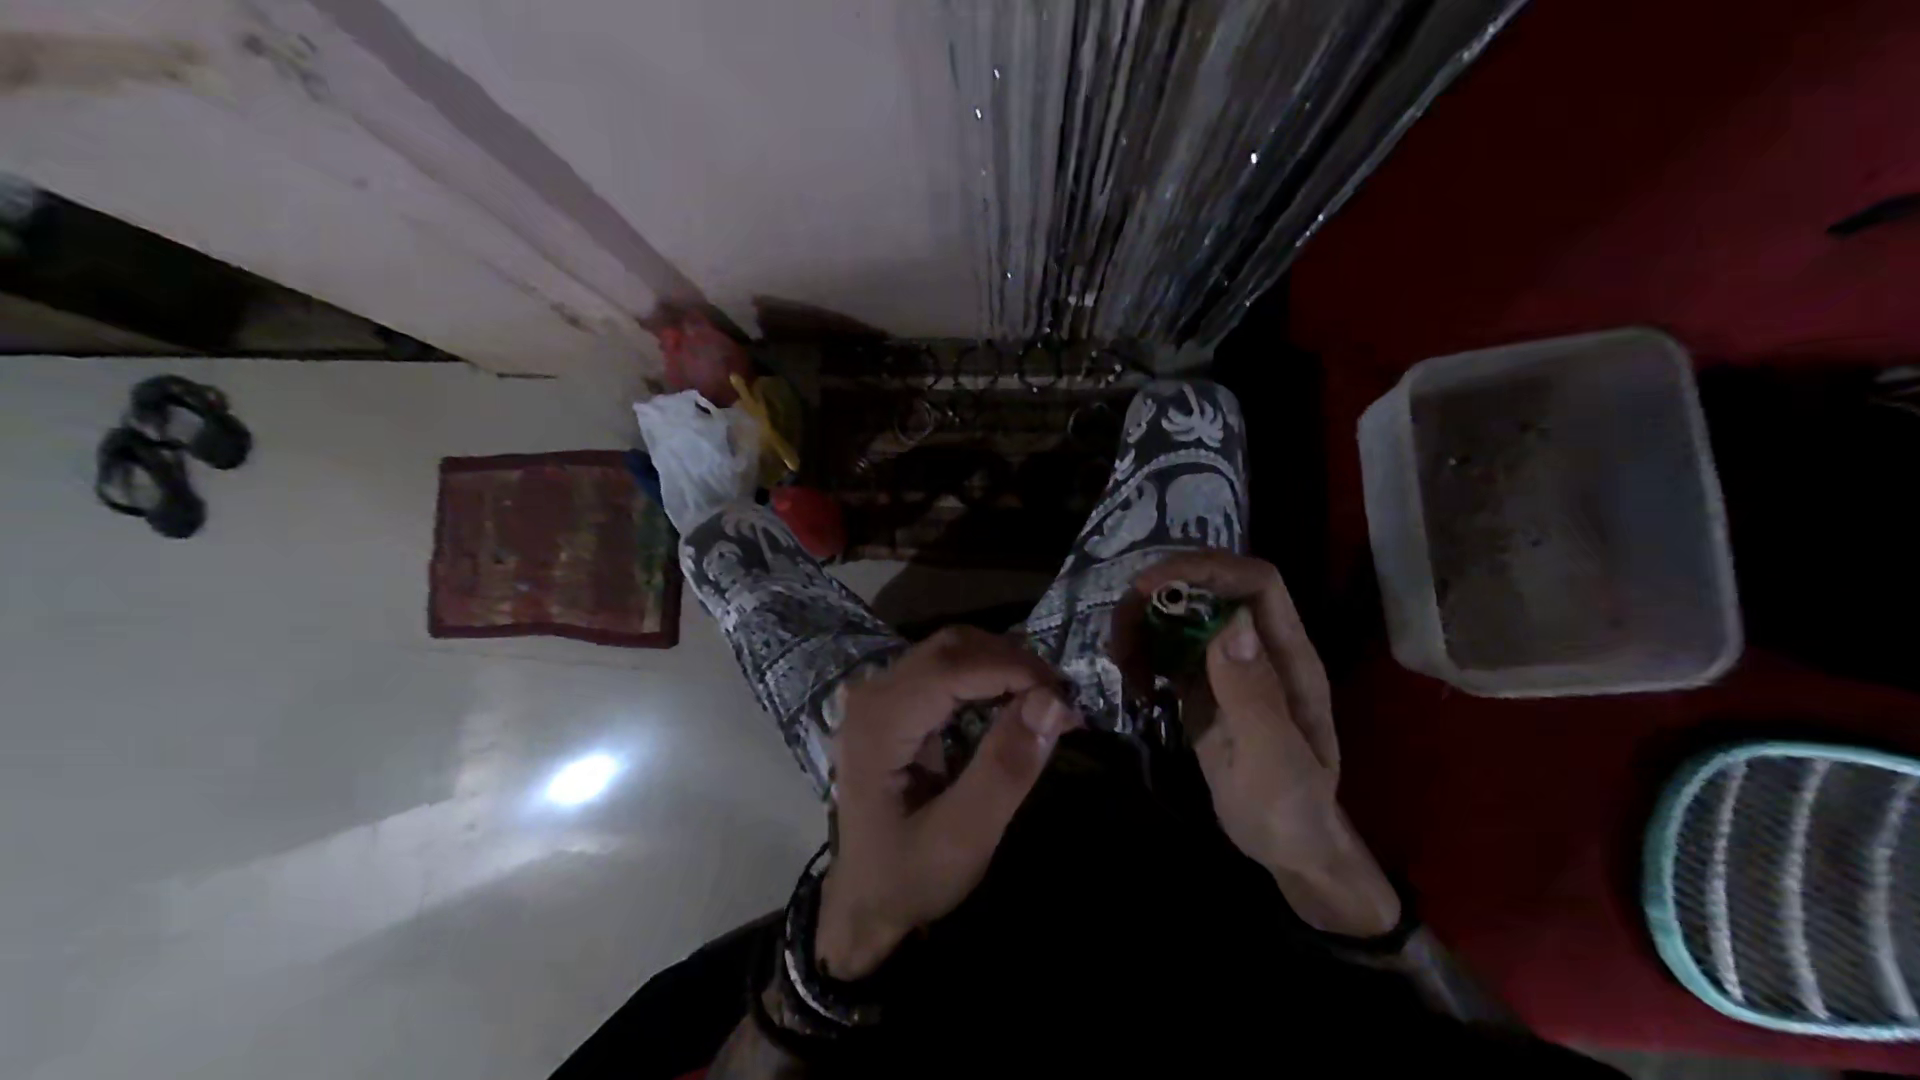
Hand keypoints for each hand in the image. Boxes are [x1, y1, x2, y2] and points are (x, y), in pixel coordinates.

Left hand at [815, 626, 1079, 978]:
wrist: (864, 902)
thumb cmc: (908, 877)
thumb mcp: (963, 837)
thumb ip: (1004, 769)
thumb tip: (1052, 700)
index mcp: (877, 721)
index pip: (951, 666)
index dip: (1012, 668)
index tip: (1064, 694)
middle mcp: (871, 694)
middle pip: (950, 648)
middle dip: (1012, 661)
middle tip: (1061, 697)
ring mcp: (878, 695)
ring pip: (950, 651)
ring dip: (1002, 664)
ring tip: (1046, 699)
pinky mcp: (892, 703)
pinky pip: (945, 669)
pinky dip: (987, 675)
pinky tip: (1015, 699)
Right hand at [1128, 553, 1399, 937]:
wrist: (1286, 846)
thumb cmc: (1290, 808)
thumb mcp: (1275, 760)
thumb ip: (1254, 693)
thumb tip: (1231, 622)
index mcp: (1288, 656)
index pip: (1255, 582)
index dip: (1206, 569)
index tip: (1150, 585)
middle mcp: (1257, 648)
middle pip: (1208, 589)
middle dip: (1160, 593)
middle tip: (1119, 626)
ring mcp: (1228, 665)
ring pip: (1181, 615)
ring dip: (1142, 623)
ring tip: (1119, 658)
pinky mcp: (1203, 684)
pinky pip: (1167, 649)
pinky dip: (1141, 653)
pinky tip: (1131, 681)